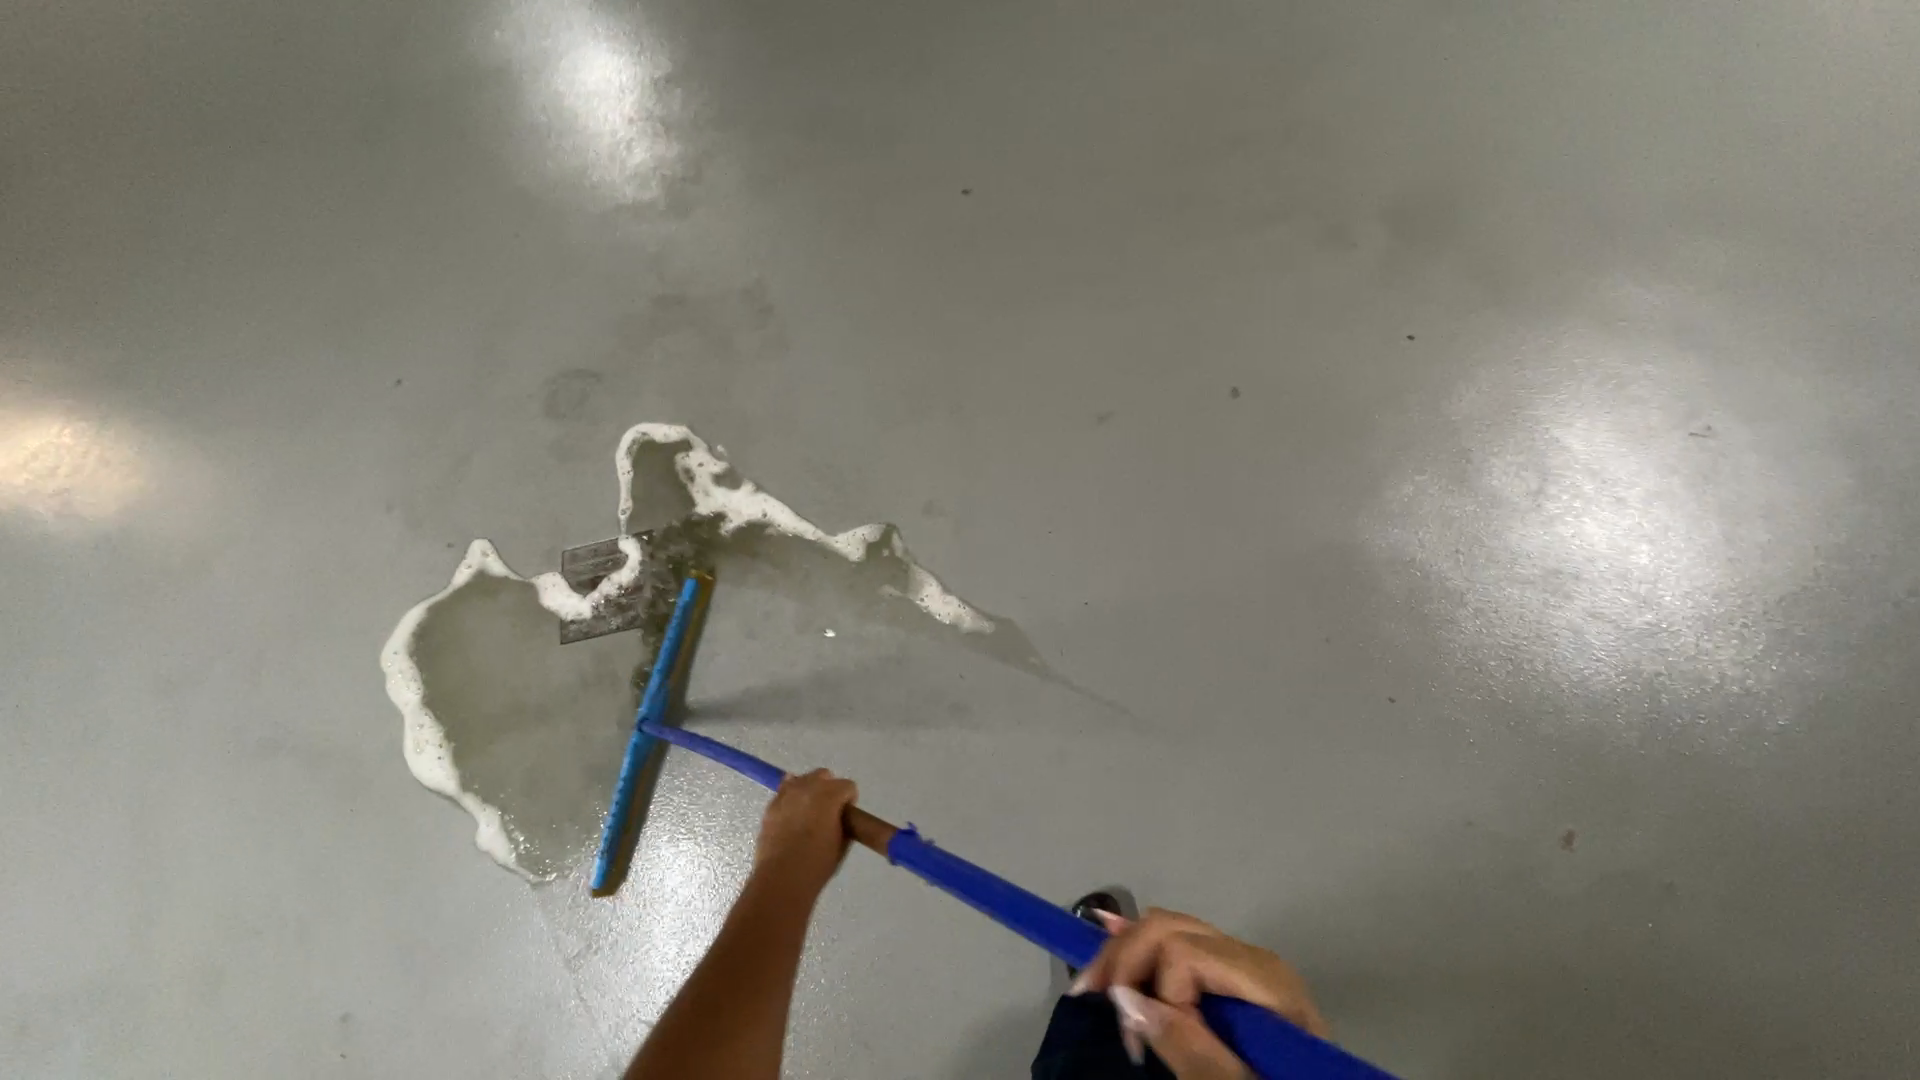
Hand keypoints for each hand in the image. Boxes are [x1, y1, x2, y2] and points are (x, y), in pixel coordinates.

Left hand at [751, 769, 858, 894]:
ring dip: (809, 790)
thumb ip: (843, 823)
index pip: (847, 786)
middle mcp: (808, 787)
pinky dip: (791, 799)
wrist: (782, 877)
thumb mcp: (842, 843)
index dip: (849, 800)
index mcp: (830, 795)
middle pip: (823, 775)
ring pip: (801, 780)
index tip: (846, 816)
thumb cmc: (818, 863)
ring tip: (808, 811)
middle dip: (829, 789)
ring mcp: (787, 794)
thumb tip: (840, 818)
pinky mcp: (771, 805)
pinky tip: (792, 814)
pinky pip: (784, 792)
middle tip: (829, 811)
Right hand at [1072, 908, 1327, 1078]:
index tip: (1136, 1045)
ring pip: (1169, 928)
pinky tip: (1112, 938)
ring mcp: (1242, 964)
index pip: (1183, 951)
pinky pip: (1179, 942)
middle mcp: (1252, 957)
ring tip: (1094, 984)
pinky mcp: (1232, 977)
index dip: (1151, 988)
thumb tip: (1125, 998)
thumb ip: (1191, 1049)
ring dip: (1126, 953)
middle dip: (1123, 957)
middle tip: (1086, 997)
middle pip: (1170, 928)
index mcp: (1264, 981)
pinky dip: (1142, 948)